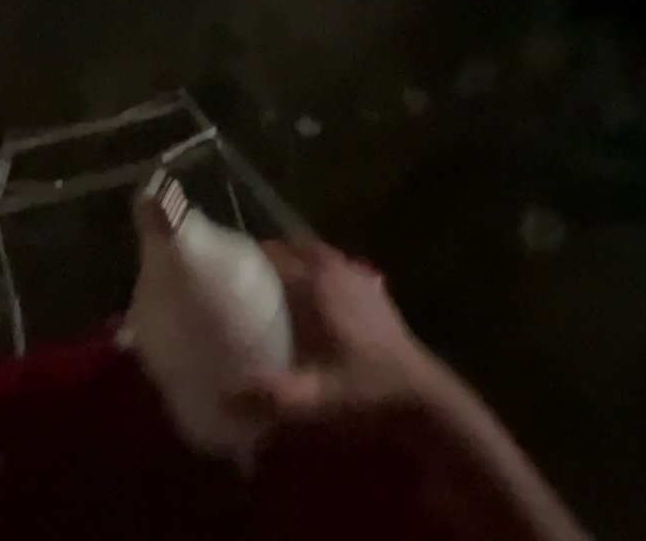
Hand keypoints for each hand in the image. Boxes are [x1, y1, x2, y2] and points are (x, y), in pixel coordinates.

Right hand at [224, 239, 439, 424]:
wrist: (423, 398)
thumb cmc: (366, 390)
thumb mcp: (316, 398)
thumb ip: (270, 397)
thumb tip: (222, 398)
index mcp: (317, 284)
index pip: (273, 255)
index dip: (246, 257)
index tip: (224, 269)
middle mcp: (336, 271)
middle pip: (294, 249)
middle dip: (268, 256)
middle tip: (244, 278)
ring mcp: (359, 278)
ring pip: (316, 255)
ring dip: (295, 261)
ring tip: (273, 285)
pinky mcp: (374, 292)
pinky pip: (336, 267)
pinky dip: (319, 272)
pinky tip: (313, 299)